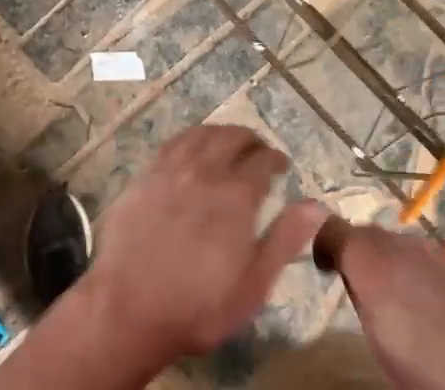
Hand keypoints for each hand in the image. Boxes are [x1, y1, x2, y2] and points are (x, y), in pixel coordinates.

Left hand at [79, 125, 328, 364]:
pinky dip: (190, 138)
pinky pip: (171, 144)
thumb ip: (285, 239)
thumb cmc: (198, 307)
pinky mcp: (143, 178)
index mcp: (235, 197)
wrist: (127, 310)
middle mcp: (204, 173)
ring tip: (229, 143)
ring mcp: (169, 172)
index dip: (276, 158)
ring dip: (220, 133)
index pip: (262, 160)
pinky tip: (191, 149)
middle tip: (259, 151)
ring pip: (200, 134)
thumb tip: (317, 205)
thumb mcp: (253, 284)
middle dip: (251, 140)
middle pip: (231, 138)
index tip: (282, 165)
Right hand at [314, 218, 444, 389]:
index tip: (321, 267)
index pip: (333, 229)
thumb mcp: (382, 346)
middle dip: (357, 254)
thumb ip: (362, 300)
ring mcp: (441, 255)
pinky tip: (433, 311)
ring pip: (401, 246)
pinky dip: (422, 275)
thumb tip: (349, 279)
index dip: (321, 242)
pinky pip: (431, 262)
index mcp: (374, 265)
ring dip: (391, 264)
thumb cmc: (433, 377)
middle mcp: (405, 248)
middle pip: (368, 235)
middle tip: (356, 290)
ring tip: (396, 303)